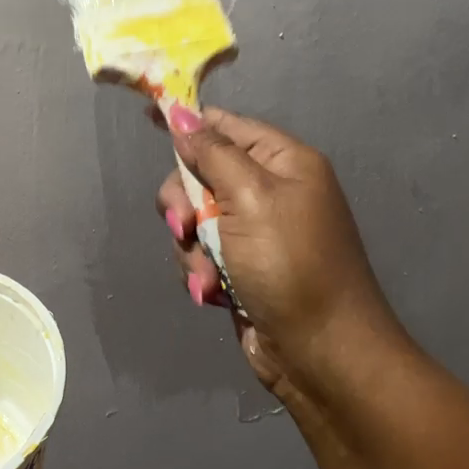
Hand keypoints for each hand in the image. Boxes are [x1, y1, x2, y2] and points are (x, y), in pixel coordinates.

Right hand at [156, 106, 396, 396]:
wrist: (320, 352)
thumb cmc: (289, 264)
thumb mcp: (251, 197)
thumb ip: (213, 152)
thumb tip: (184, 115)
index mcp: (284, 163)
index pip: (227, 126)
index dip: (189, 123)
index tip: (148, 118)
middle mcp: (270, 192)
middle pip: (201, 174)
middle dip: (186, 203)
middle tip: (187, 227)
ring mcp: (255, 233)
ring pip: (194, 219)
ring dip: (192, 248)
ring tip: (210, 277)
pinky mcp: (242, 269)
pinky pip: (202, 254)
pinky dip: (201, 273)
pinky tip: (213, 293)